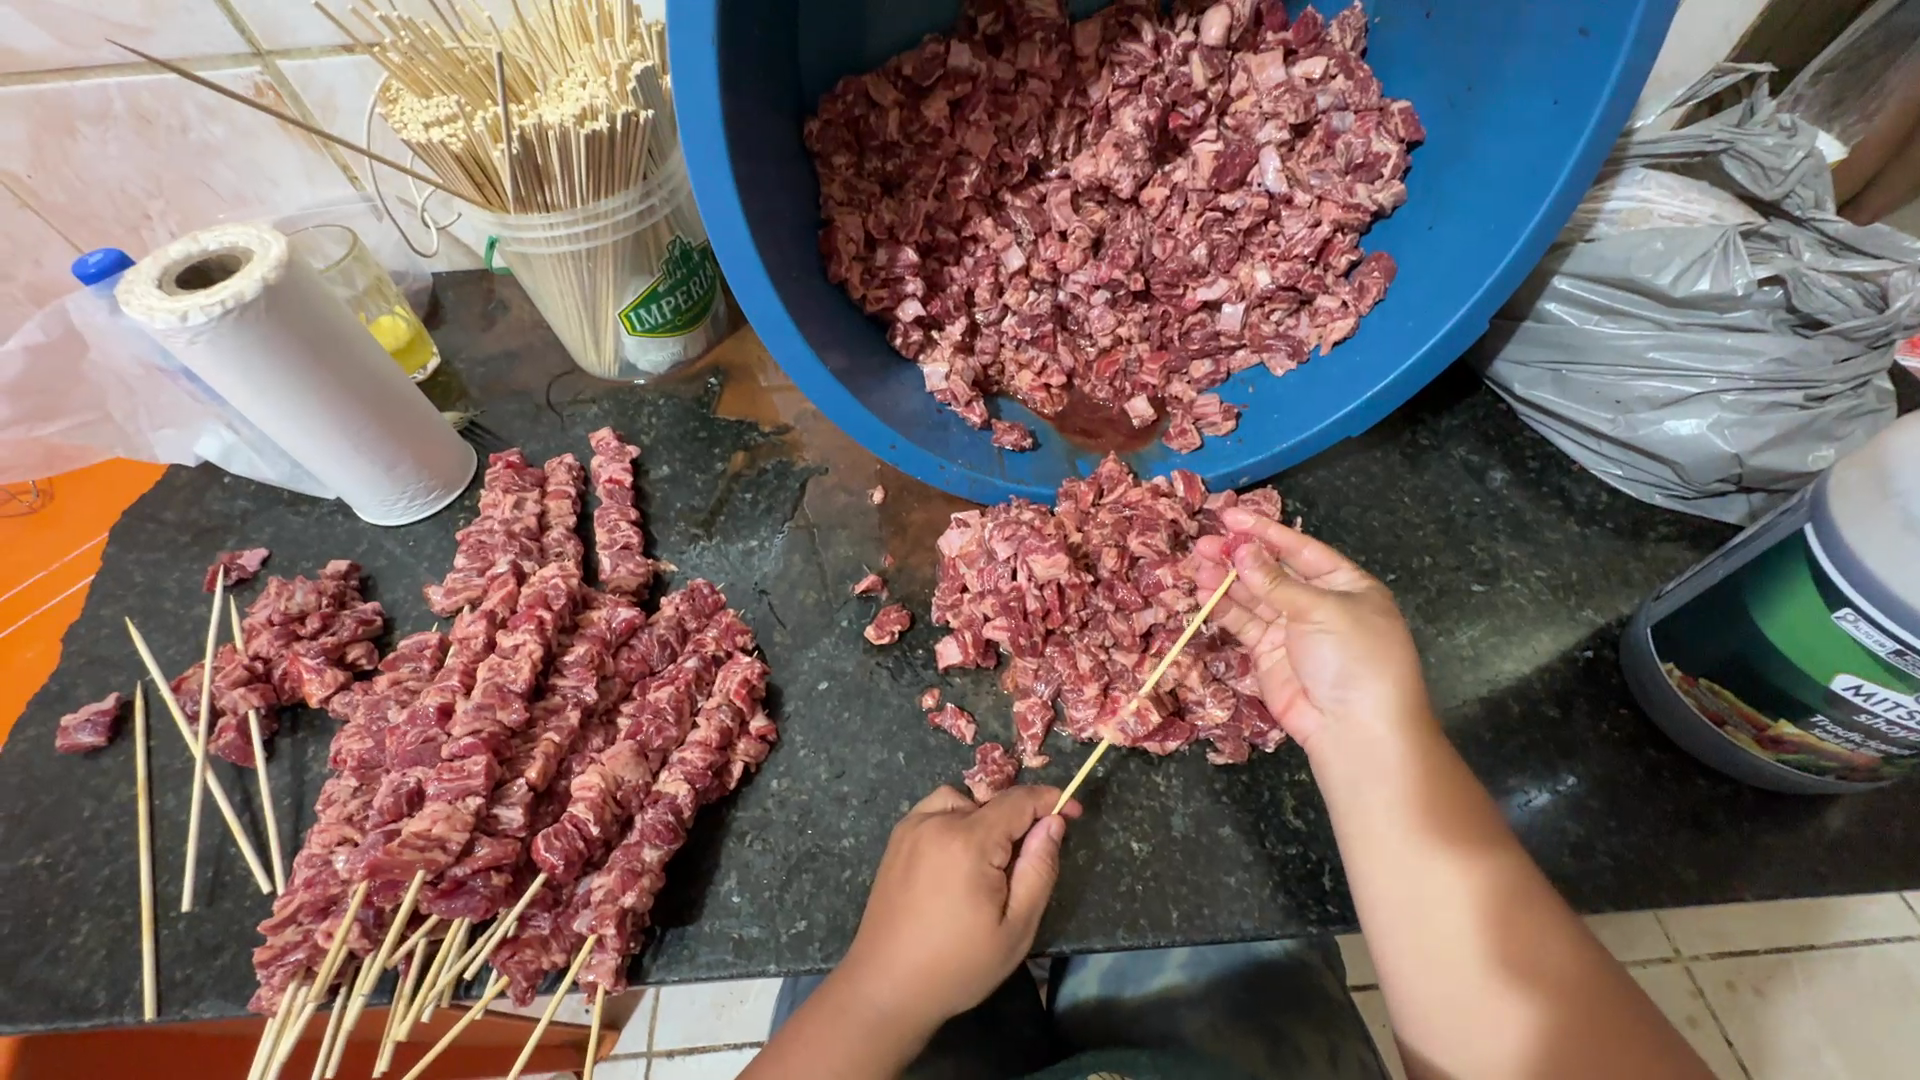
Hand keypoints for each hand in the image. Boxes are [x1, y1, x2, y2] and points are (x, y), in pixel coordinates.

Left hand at [831, 785, 1080, 1035]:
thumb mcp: (1015, 928)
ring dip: (985, 817)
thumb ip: (1039, 868)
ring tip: (988, 863)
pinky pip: (936, 809)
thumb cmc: (958, 965)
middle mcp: (937, 821)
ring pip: (963, 800)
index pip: (1019, 801)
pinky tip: (958, 858)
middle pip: (991, 800)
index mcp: (968, 840)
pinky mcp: (897, 837)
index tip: (1074, 810)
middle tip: (1024, 865)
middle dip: (1018, 820)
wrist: (886, 987)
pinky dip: (956, 818)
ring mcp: (912, 826)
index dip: (1050, 800)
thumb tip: (1053, 822)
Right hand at [1190, 508, 1430, 750]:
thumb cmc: (1355, 658)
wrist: (1355, 729)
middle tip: (1203, 544)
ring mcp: (1291, 629)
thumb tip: (1240, 550)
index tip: (1229, 517)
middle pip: (1271, 571)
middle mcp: (1317, 602)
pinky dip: (1223, 608)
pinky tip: (1203, 592)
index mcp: (1345, 584)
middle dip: (1237, 556)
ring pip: (1251, 596)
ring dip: (1225, 580)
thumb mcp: (1321, 610)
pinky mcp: (1268, 653)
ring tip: (1197, 564)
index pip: (1299, 549)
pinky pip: (1243, 623)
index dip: (1265, 532)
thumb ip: (1276, 582)